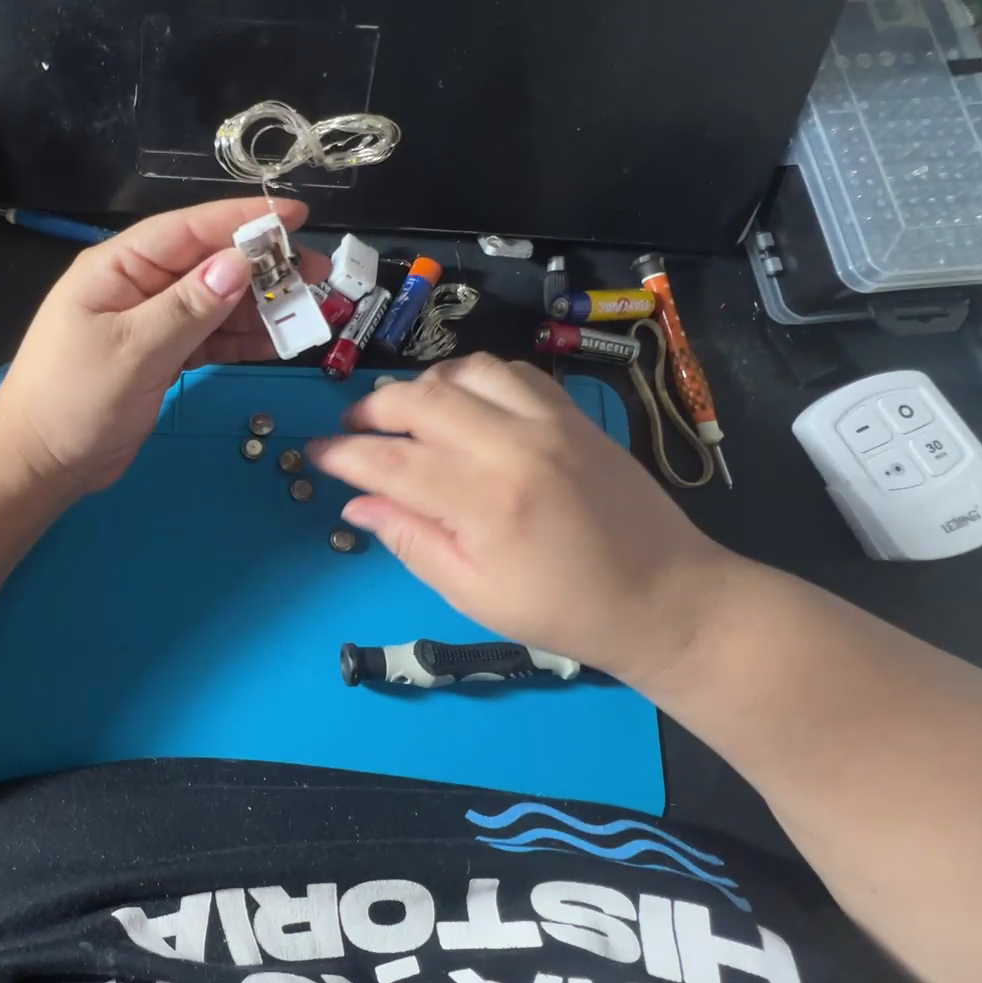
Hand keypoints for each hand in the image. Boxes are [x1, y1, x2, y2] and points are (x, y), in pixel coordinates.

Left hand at [0, 198, 327, 490]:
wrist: (42, 463)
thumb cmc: (73, 400)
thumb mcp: (132, 350)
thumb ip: (186, 308)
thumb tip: (237, 263)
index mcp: (119, 268)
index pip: (188, 231)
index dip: (241, 219)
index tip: (295, 216)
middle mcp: (139, 287)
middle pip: (210, 265)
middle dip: (264, 268)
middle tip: (318, 276)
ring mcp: (153, 323)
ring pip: (217, 305)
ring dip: (261, 309)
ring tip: (311, 314)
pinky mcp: (163, 357)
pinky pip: (211, 340)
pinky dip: (243, 342)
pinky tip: (280, 344)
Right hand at [307, 354, 737, 682]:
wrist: (667, 598)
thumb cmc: (562, 611)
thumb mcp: (472, 592)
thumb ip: (410, 540)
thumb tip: (357, 504)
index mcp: (486, 502)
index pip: (390, 462)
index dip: (343, 454)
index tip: (314, 452)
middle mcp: (513, 446)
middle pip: (419, 400)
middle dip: (371, 410)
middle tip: (351, 430)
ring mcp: (549, 422)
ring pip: (463, 371)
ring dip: (420, 387)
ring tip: (404, 414)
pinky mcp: (573, 414)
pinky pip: (510, 371)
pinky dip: (471, 378)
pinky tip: (462, 405)